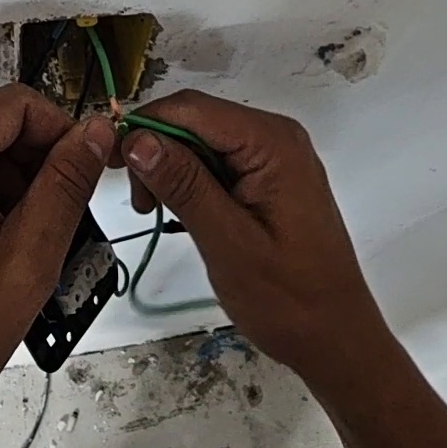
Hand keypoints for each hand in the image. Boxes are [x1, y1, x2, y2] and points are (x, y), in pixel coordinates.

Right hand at [120, 91, 446, 447]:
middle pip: (196, 119)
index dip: (145, 125)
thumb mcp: (228, 243)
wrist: (336, 339)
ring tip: (154, 209)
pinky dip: (191, 179)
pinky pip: (218, 159)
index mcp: (272, 142)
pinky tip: (178, 207)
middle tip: (138, 200)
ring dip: (170, 166)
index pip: (193, 108)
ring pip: (202, 139)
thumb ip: (184, 185)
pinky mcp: (268, 174)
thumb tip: (138, 139)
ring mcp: (273, 154)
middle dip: (156, 149)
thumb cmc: (289, 299)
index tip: (110, 159)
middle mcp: (274, 135)